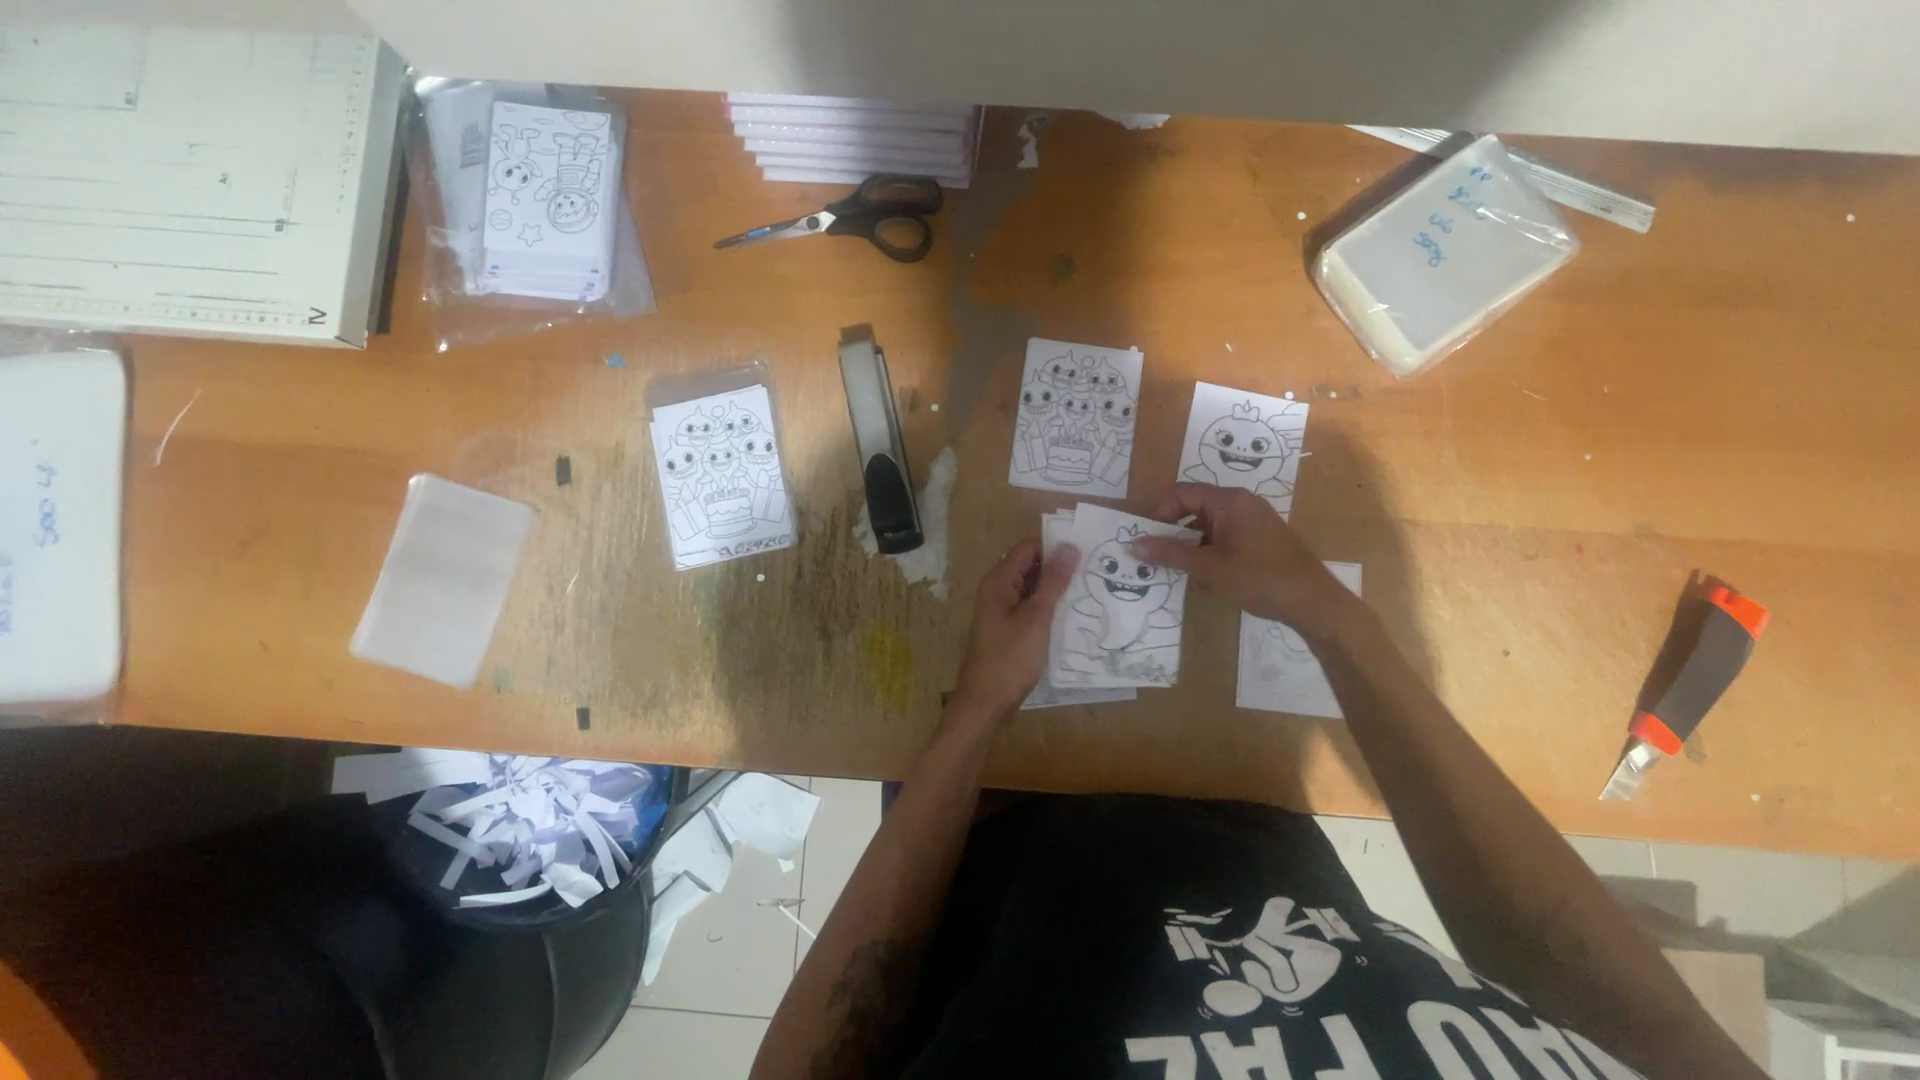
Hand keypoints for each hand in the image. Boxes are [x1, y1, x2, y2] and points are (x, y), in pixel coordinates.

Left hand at [951, 539, 1079, 719]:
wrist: (986, 703)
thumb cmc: (1010, 659)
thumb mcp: (1037, 618)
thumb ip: (1053, 582)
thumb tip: (1069, 547)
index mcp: (998, 582)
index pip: (1027, 548)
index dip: (1055, 548)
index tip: (1086, 554)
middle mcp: (997, 592)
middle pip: (1030, 568)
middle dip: (1059, 569)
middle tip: (1094, 573)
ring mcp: (1002, 612)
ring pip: (1032, 590)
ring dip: (1056, 591)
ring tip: (1090, 592)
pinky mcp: (1008, 631)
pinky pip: (1031, 610)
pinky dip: (1049, 610)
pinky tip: (1072, 617)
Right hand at [1130, 483, 1366, 641]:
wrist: (1311, 600)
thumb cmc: (1257, 578)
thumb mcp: (1208, 568)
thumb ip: (1170, 553)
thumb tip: (1133, 544)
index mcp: (1229, 500)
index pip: (1181, 493)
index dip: (1159, 513)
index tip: (1149, 539)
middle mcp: (1242, 502)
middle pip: (1194, 506)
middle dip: (1173, 531)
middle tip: (1158, 556)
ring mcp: (1254, 519)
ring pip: (1209, 523)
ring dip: (1191, 543)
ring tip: (1181, 570)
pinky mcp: (1261, 537)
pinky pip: (1226, 534)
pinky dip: (1210, 549)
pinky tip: (1207, 575)